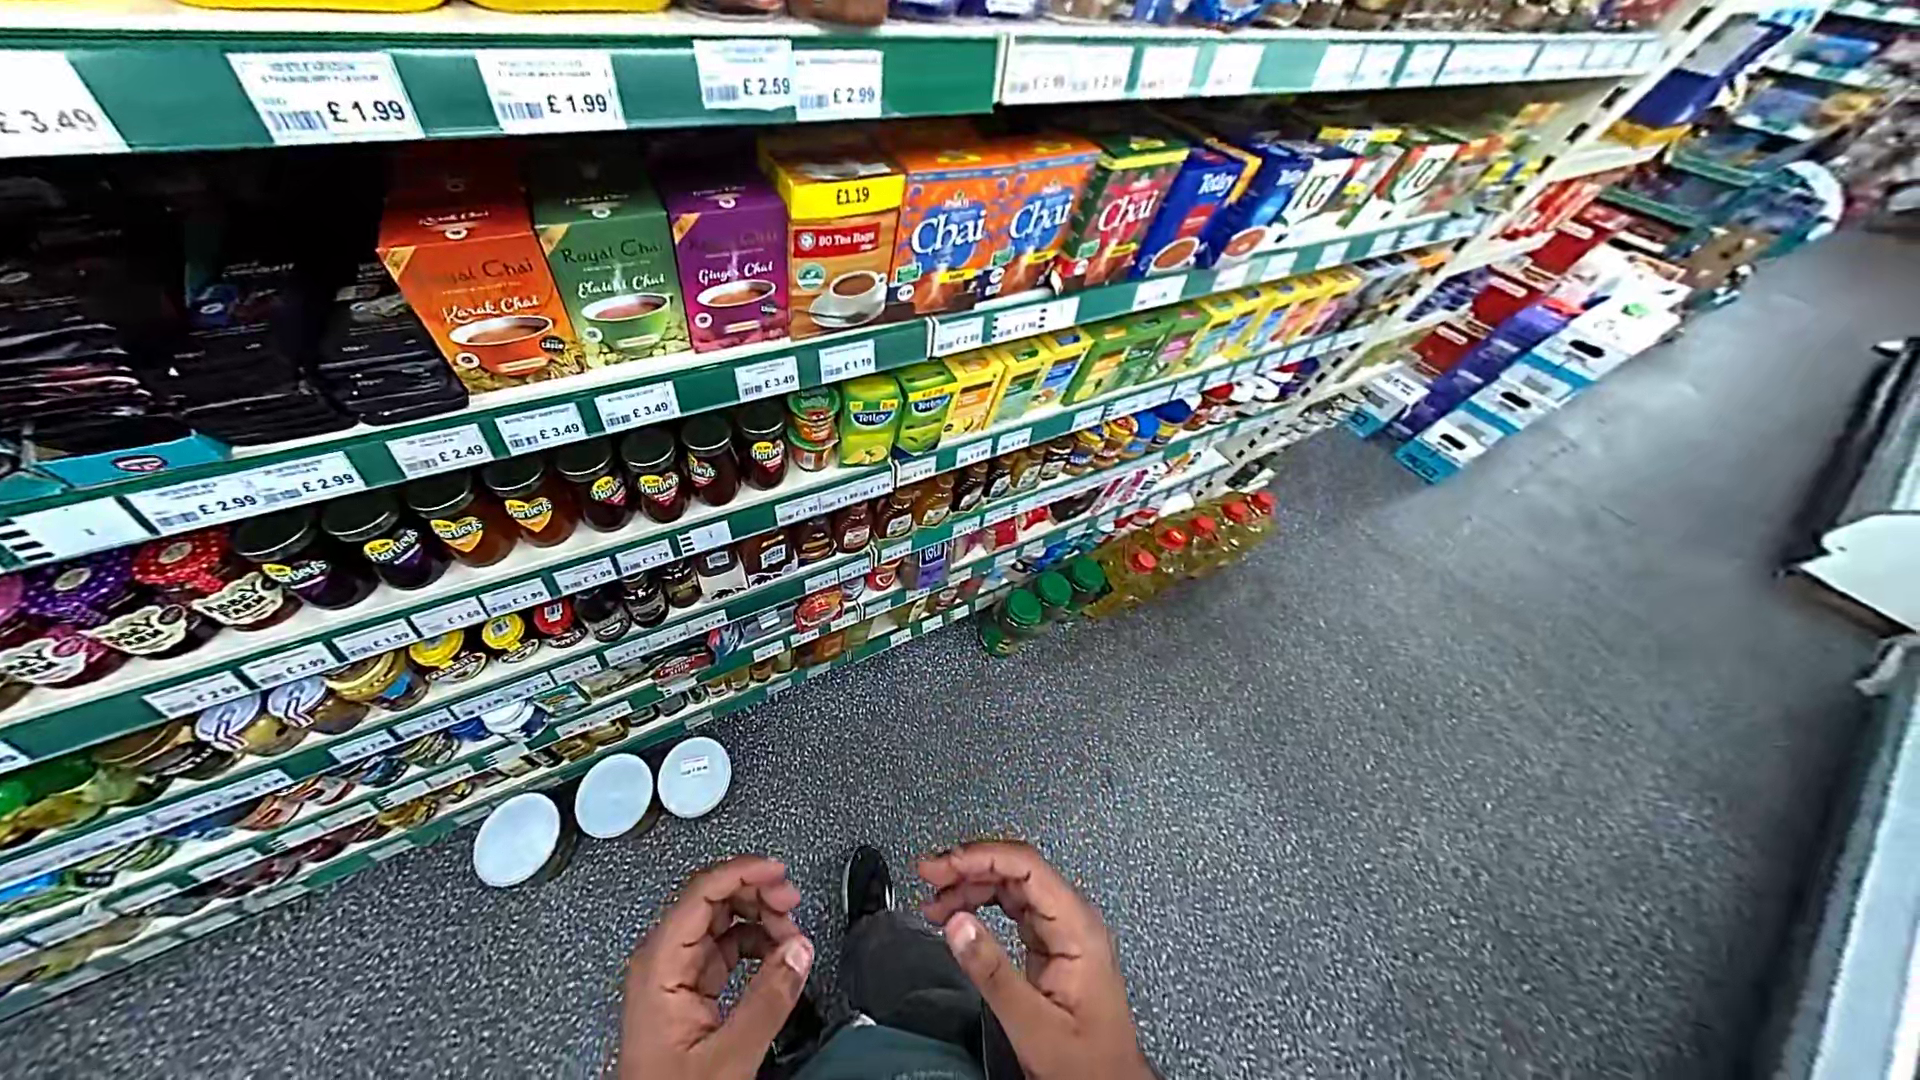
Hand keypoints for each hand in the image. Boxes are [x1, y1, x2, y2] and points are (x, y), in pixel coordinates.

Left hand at [619, 855, 814, 1079]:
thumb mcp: (726, 1059)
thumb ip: (767, 1001)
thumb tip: (799, 950)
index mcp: (660, 963)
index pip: (702, 889)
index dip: (744, 872)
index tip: (778, 872)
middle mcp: (664, 959)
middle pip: (714, 896)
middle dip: (758, 892)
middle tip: (791, 902)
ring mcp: (677, 972)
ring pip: (724, 917)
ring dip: (762, 915)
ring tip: (790, 934)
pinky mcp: (691, 987)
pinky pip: (729, 943)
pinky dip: (758, 940)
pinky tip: (776, 955)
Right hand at [919, 842, 1152, 1079]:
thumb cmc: (1087, 1066)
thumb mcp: (1033, 1025)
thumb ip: (992, 972)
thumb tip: (957, 923)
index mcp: (1076, 925)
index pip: (1026, 865)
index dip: (982, 856)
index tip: (946, 863)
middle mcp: (1071, 916)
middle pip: (1016, 868)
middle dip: (969, 865)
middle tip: (930, 873)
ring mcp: (1060, 926)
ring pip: (1010, 883)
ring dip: (970, 884)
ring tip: (934, 897)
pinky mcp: (1048, 939)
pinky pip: (1010, 904)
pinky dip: (979, 902)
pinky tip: (956, 911)